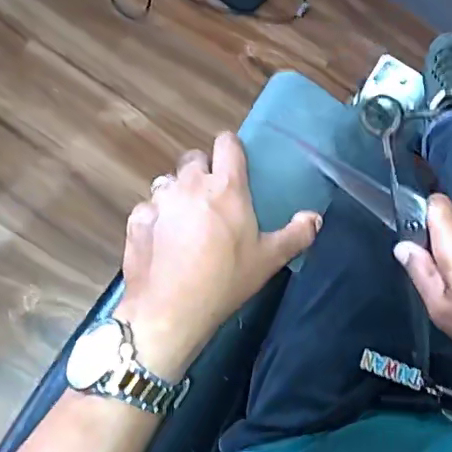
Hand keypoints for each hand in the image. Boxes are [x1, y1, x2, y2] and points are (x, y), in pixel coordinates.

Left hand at [115, 133, 320, 376]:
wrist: (170, 309)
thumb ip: (296, 235)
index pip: (227, 143)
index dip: (231, 149)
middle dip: (201, 171)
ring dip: (176, 193)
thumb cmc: (225, 280)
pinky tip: (161, 241)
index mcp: (226, 186)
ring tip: (184, 221)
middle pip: (193, 158)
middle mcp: (189, 183)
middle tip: (211, 199)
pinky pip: (147, 208)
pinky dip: (154, 218)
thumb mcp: (268, 260)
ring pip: (167, 182)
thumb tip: (315, 217)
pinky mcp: (136, 219)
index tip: (234, 165)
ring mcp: (159, 200)